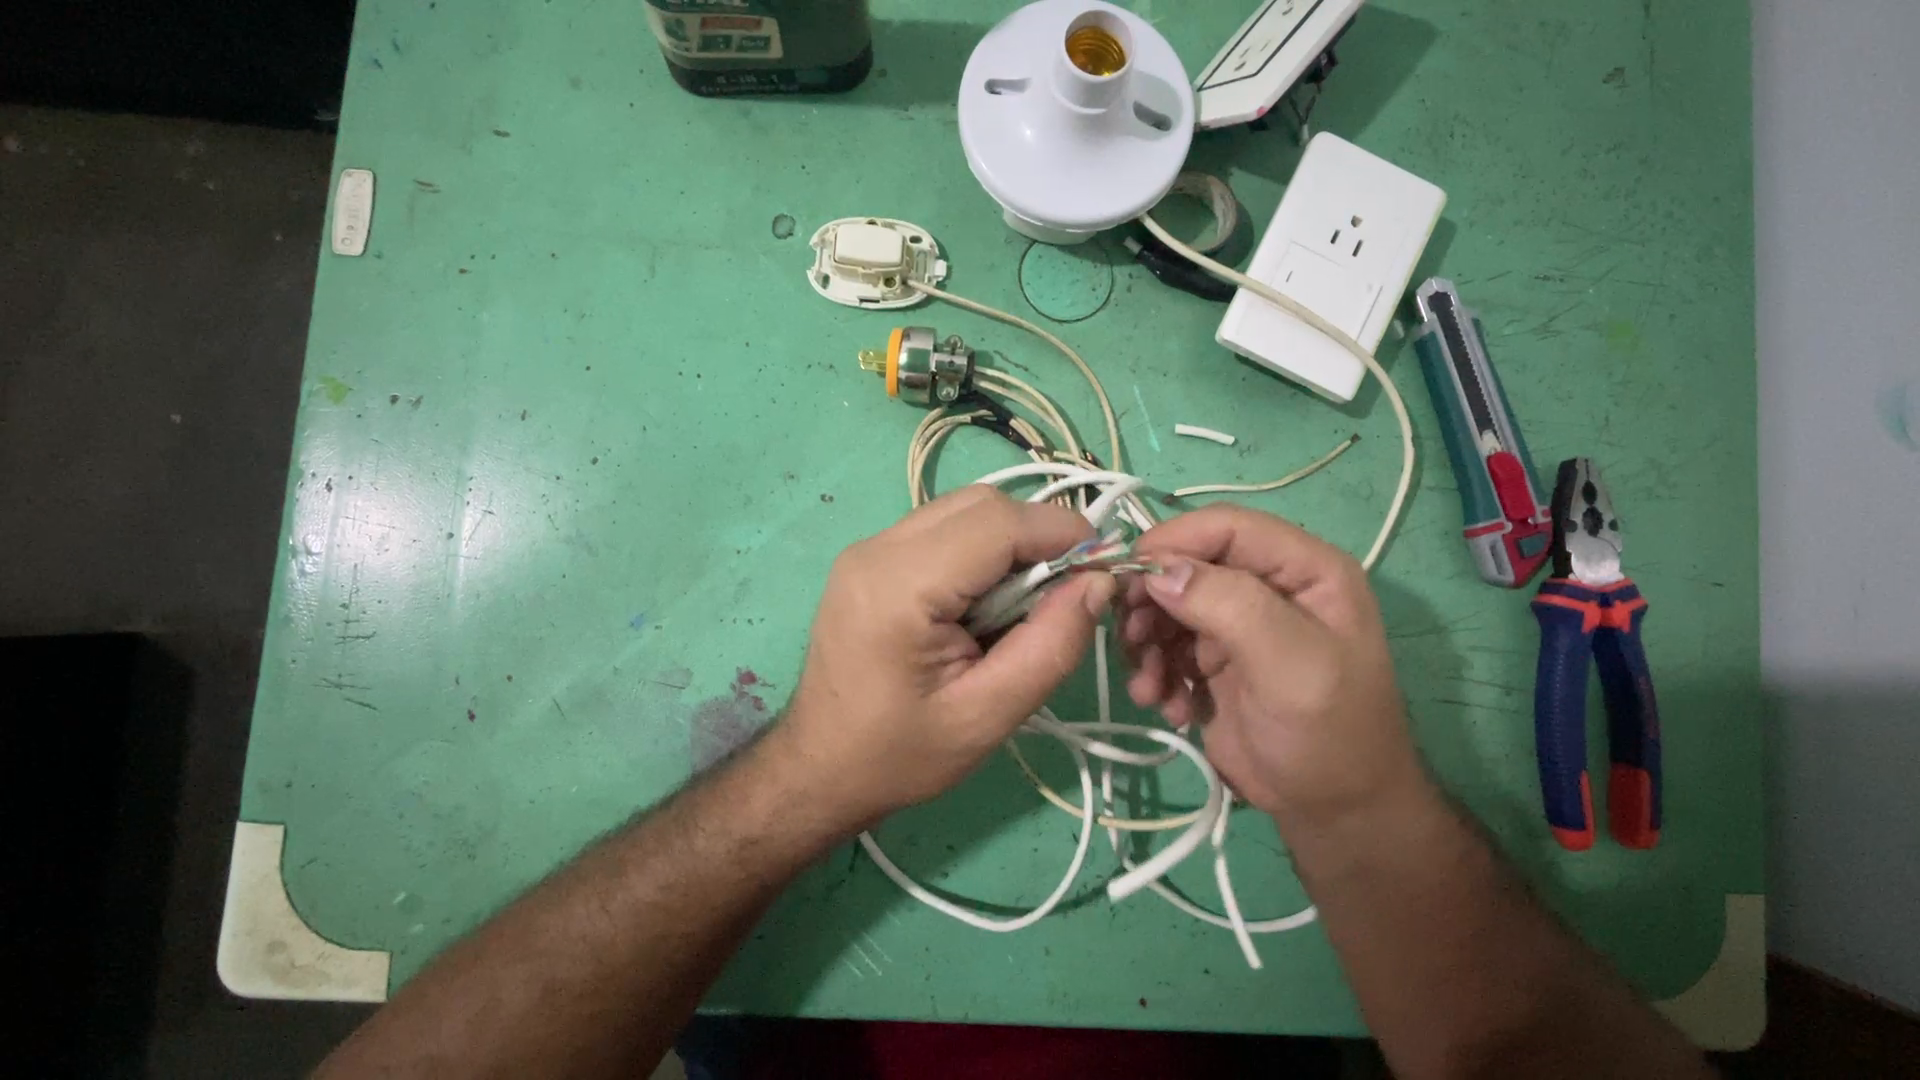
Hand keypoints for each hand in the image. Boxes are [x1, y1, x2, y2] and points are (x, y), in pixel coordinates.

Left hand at [776, 486, 1116, 829]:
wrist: (819, 767)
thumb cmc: (900, 755)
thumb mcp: (988, 717)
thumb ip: (1050, 647)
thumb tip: (1099, 582)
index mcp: (898, 588)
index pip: (997, 522)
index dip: (1061, 534)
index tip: (1101, 573)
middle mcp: (876, 549)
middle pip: (981, 504)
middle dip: (1036, 537)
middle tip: (1062, 597)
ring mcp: (867, 548)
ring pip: (963, 510)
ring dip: (1009, 543)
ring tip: (1022, 606)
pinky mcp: (870, 558)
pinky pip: (942, 529)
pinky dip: (980, 551)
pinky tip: (984, 603)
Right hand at [1118, 505, 1426, 829]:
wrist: (1334, 812)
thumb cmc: (1329, 734)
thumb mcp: (1290, 664)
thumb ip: (1228, 605)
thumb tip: (1157, 571)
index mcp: (1304, 569)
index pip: (1226, 527)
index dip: (1172, 543)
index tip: (1127, 579)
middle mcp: (1267, 587)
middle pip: (1187, 564)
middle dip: (1150, 600)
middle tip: (1131, 640)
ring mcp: (1237, 624)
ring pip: (1166, 606)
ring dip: (1146, 644)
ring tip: (1149, 686)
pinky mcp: (1212, 660)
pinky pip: (1164, 647)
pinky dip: (1154, 673)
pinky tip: (1167, 705)